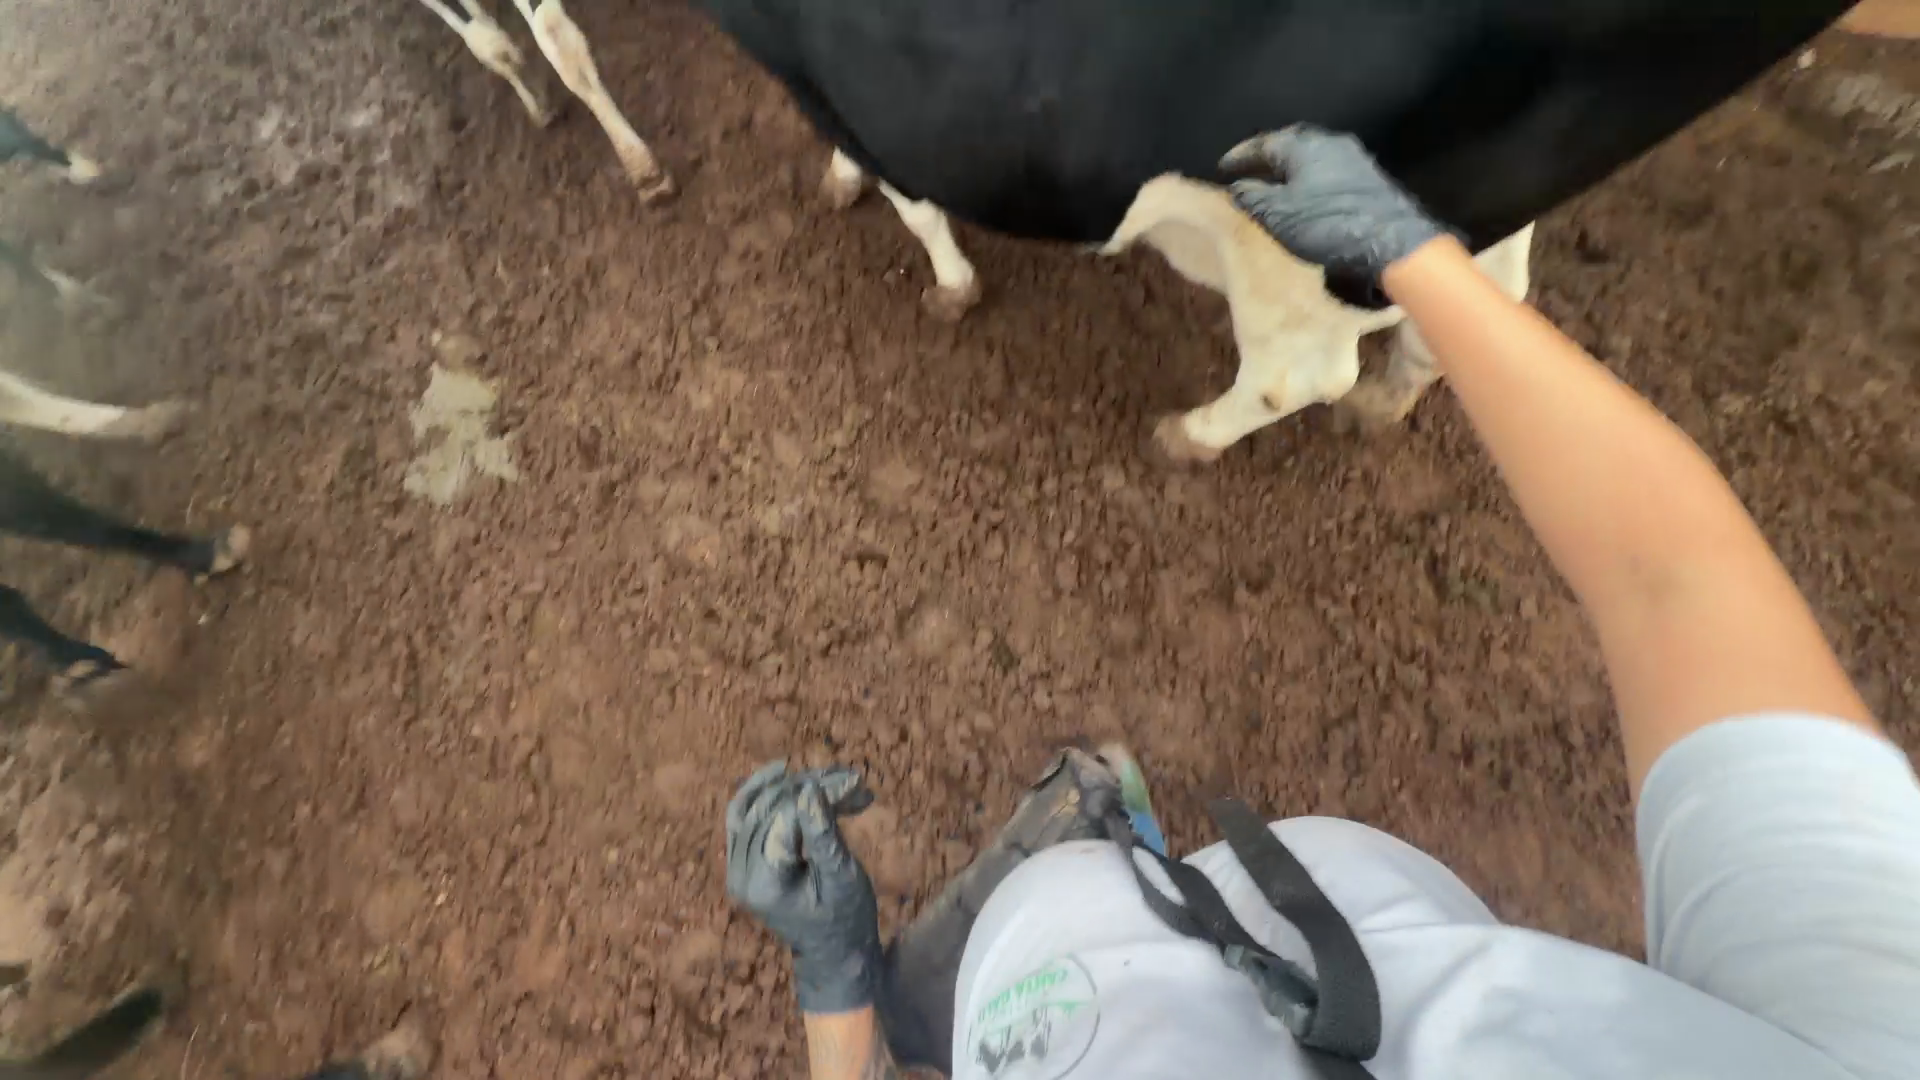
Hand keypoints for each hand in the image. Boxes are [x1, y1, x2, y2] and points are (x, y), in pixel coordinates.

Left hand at [725, 761, 880, 1012]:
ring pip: (755, 804)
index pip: (787, 815)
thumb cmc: (845, 917)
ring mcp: (737, 867)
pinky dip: (763, 791)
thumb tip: (810, 790)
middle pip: (769, 806)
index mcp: (764, 883)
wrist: (834, 951)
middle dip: (811, 785)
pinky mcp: (742, 860)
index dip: (821, 792)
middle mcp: (740, 874)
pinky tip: (783, 772)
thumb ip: (823, 835)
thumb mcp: (842, 877)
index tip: (855, 781)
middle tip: (850, 779)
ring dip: (793, 785)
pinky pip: (742, 815)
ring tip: (831, 776)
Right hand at [1221, 124, 1453, 284]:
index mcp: (1304, 147)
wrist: (1387, 240)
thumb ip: (1253, 197)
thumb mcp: (1277, 215)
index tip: (1222, 167)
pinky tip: (1302, 190)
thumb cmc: (1324, 224)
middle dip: (1268, 153)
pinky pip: (1326, 167)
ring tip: (1273, 179)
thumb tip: (1237, 186)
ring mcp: (1352, 158)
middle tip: (1250, 166)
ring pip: (1312, 153)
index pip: (1265, 143)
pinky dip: (1307, 174)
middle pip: (1292, 141)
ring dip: (1290, 164)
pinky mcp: (1365, 177)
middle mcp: (1330, 143)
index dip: (1241, 155)